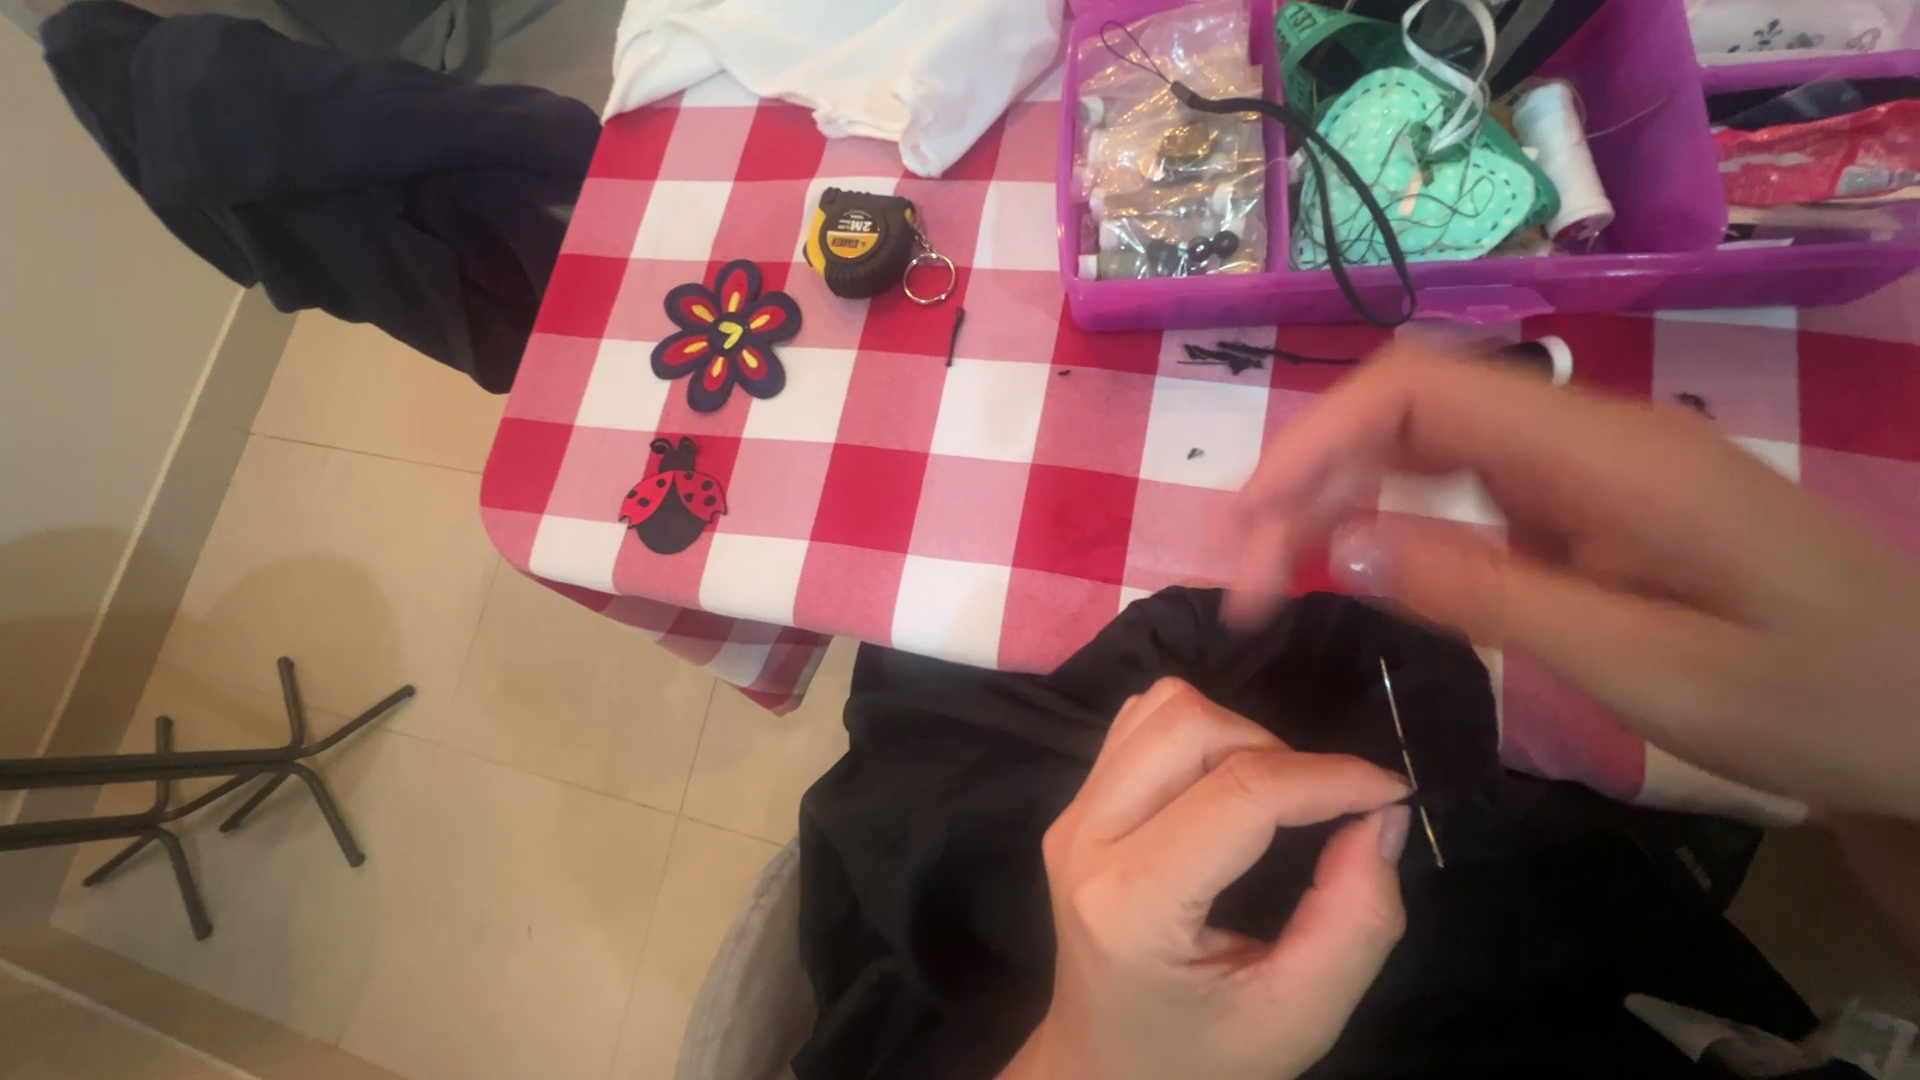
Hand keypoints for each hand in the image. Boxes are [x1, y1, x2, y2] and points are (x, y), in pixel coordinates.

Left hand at [1002, 678, 1412, 1079]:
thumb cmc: (1201, 1060)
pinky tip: (1221, 784)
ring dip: (1233, 732)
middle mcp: (1085, 838)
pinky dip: (1194, 731)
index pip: (1238, 795)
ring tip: (1271, 795)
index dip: (1327, 777)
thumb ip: (1354, 920)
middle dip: (1274, 748)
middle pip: (1186, 724)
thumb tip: (1382, 814)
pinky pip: (1137, 724)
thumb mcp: (1297, 1018)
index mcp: (1132, 904)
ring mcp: (1070, 814)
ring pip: (1158, 709)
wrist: (1103, 1066)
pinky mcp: (1073, 803)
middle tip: (1318, 804)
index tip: (1389, 791)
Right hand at [1228, 344, 1919, 820]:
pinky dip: (1373, 513)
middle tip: (1244, 568)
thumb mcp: (1640, 663)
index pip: (1415, 392)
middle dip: (1302, 478)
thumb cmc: (1812, 695)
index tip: (1252, 521)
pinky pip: (1440, 480)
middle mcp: (1574, 433)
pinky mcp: (1561, 497)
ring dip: (1325, 496)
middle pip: (1397, 412)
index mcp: (1602, 452)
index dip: (1314, 441)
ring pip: (1408, 442)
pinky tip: (1345, 557)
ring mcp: (1567, 462)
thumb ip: (1483, 594)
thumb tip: (1343, 548)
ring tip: (1271, 570)